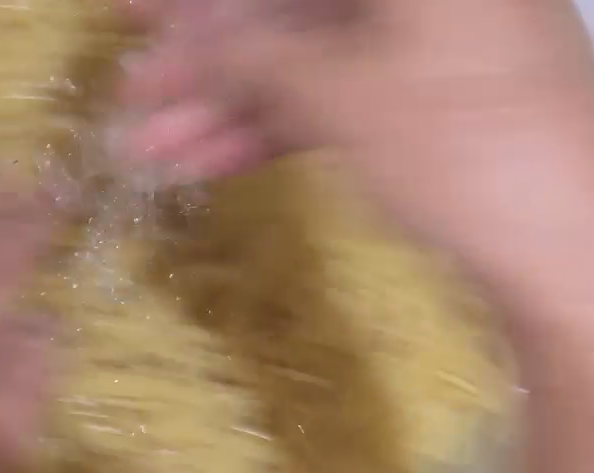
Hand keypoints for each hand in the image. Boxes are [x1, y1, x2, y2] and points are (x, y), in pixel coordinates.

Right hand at [121, 0, 593, 305]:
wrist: (555, 233)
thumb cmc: (461, 145)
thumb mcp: (345, 95)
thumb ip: (261, 58)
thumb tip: (191, 31)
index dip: (209, 1)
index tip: (138, 14)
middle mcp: (421, 3)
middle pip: (292, 17)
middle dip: (206, 61)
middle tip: (135, 90)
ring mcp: (420, 51)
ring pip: (296, 68)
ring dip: (218, 111)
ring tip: (147, 149)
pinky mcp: (411, 101)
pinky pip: (319, 105)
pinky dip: (260, 135)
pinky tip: (202, 166)